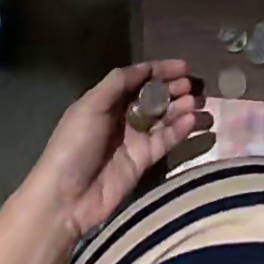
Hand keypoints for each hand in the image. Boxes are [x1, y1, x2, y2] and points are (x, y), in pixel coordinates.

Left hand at [26, 61, 206, 236]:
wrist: (66, 197)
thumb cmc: (74, 144)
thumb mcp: (91, 106)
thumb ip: (118, 83)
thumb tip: (146, 67)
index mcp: (107, 100)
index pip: (138, 78)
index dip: (160, 70)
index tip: (183, 66)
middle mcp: (122, 116)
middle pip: (153, 96)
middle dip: (173, 88)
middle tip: (192, 85)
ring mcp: (134, 138)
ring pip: (163, 117)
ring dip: (180, 107)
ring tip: (197, 101)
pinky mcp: (144, 160)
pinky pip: (165, 140)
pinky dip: (180, 129)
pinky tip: (192, 120)